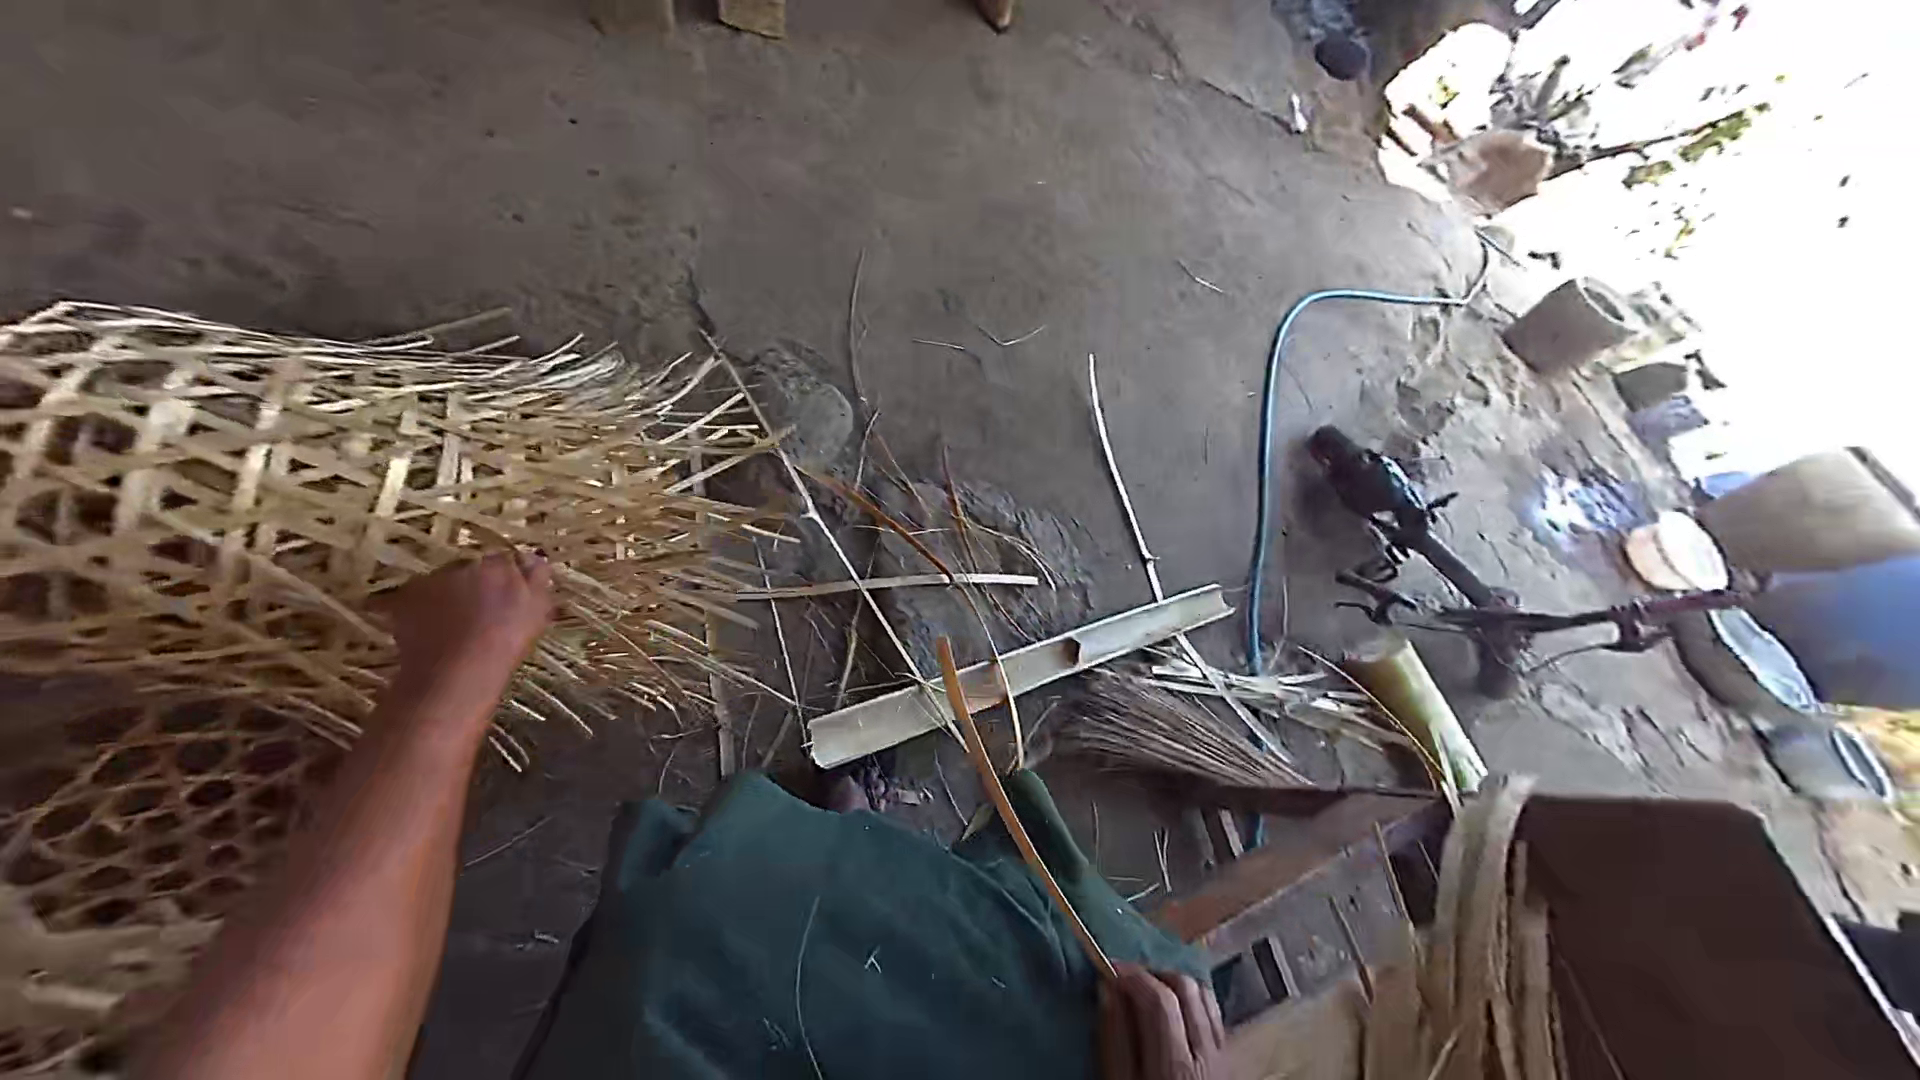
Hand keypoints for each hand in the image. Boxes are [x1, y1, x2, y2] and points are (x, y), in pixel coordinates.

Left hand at [381, 550, 554, 690]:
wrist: (457, 671)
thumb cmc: (507, 640)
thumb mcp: (538, 608)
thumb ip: (537, 577)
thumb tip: (531, 557)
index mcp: (497, 565)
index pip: (503, 560)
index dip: (506, 577)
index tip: (509, 595)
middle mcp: (461, 566)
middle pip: (471, 568)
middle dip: (476, 583)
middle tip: (482, 610)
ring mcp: (429, 581)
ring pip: (443, 582)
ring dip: (450, 594)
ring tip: (455, 622)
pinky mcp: (404, 599)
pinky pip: (418, 597)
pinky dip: (424, 607)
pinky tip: (433, 628)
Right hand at [1099, 963, 1226, 1079]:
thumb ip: (1115, 1040)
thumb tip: (1107, 985)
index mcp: (1176, 1066)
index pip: (1159, 1000)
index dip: (1133, 975)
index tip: (1110, 968)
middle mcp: (1208, 1055)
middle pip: (1186, 989)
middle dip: (1154, 973)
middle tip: (1129, 978)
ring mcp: (1224, 1058)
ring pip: (1205, 996)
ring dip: (1175, 984)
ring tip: (1150, 991)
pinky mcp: (1229, 1062)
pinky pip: (1214, 1016)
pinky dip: (1192, 1002)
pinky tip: (1174, 1011)